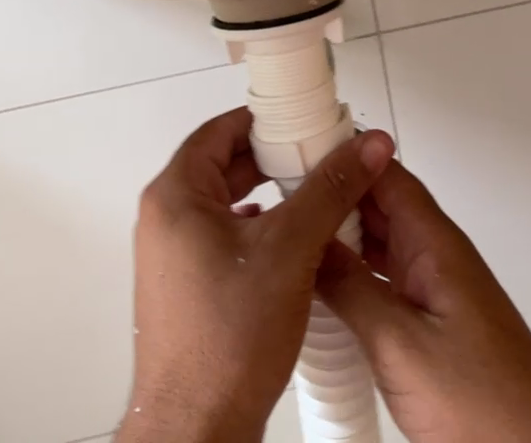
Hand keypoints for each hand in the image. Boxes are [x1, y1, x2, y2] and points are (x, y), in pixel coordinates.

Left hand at [120, 107, 395, 442]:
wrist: (198, 424)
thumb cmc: (226, 341)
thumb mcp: (290, 250)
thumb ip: (330, 190)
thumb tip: (365, 147)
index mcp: (174, 197)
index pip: (217, 132)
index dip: (262, 120)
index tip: (300, 119)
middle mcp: (165, 221)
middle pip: (222, 165)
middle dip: (271, 157)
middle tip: (315, 154)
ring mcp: (173, 256)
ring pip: (226, 203)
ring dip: (268, 193)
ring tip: (311, 194)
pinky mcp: (188, 286)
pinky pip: (224, 236)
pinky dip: (258, 227)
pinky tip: (290, 241)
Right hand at [315, 159, 530, 442]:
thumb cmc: (484, 402)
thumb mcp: (399, 342)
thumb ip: (351, 288)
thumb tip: (308, 247)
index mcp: (434, 244)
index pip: (385, 174)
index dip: (344, 155)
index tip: (299, 146)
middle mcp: (434, 255)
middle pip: (378, 202)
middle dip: (332, 192)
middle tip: (279, 191)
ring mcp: (431, 285)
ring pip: (377, 239)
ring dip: (338, 232)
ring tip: (289, 229)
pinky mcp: (427, 316)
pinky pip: (382, 274)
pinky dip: (350, 269)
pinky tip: (321, 282)